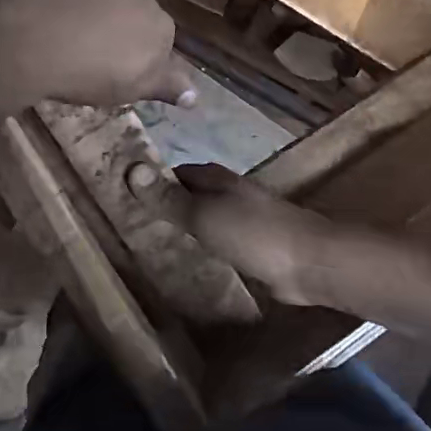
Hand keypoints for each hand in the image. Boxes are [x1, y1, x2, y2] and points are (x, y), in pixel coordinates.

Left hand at [0, 0, 195, 108]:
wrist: (30, 41)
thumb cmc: (86, 74)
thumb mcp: (130, 90)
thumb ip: (166, 86)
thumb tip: (196, 96)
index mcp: (161, 26)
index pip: (159, 38)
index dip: (137, 53)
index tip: (115, 67)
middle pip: (134, 8)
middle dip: (118, 23)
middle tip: (88, 47)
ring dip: (93, 0)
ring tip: (63, 23)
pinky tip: (47, 0)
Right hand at [128, 164, 340, 307]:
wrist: (307, 262)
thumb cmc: (253, 232)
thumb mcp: (203, 214)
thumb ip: (169, 198)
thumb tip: (131, 168)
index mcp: (218, 178)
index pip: (176, 172)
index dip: (152, 180)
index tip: (124, 195)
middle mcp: (230, 193)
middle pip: (191, 194)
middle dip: (166, 204)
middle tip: (132, 225)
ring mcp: (243, 219)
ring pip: (204, 217)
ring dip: (184, 226)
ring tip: (151, 243)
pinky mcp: (252, 245)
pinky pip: (218, 240)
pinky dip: (202, 245)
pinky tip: (188, 260)